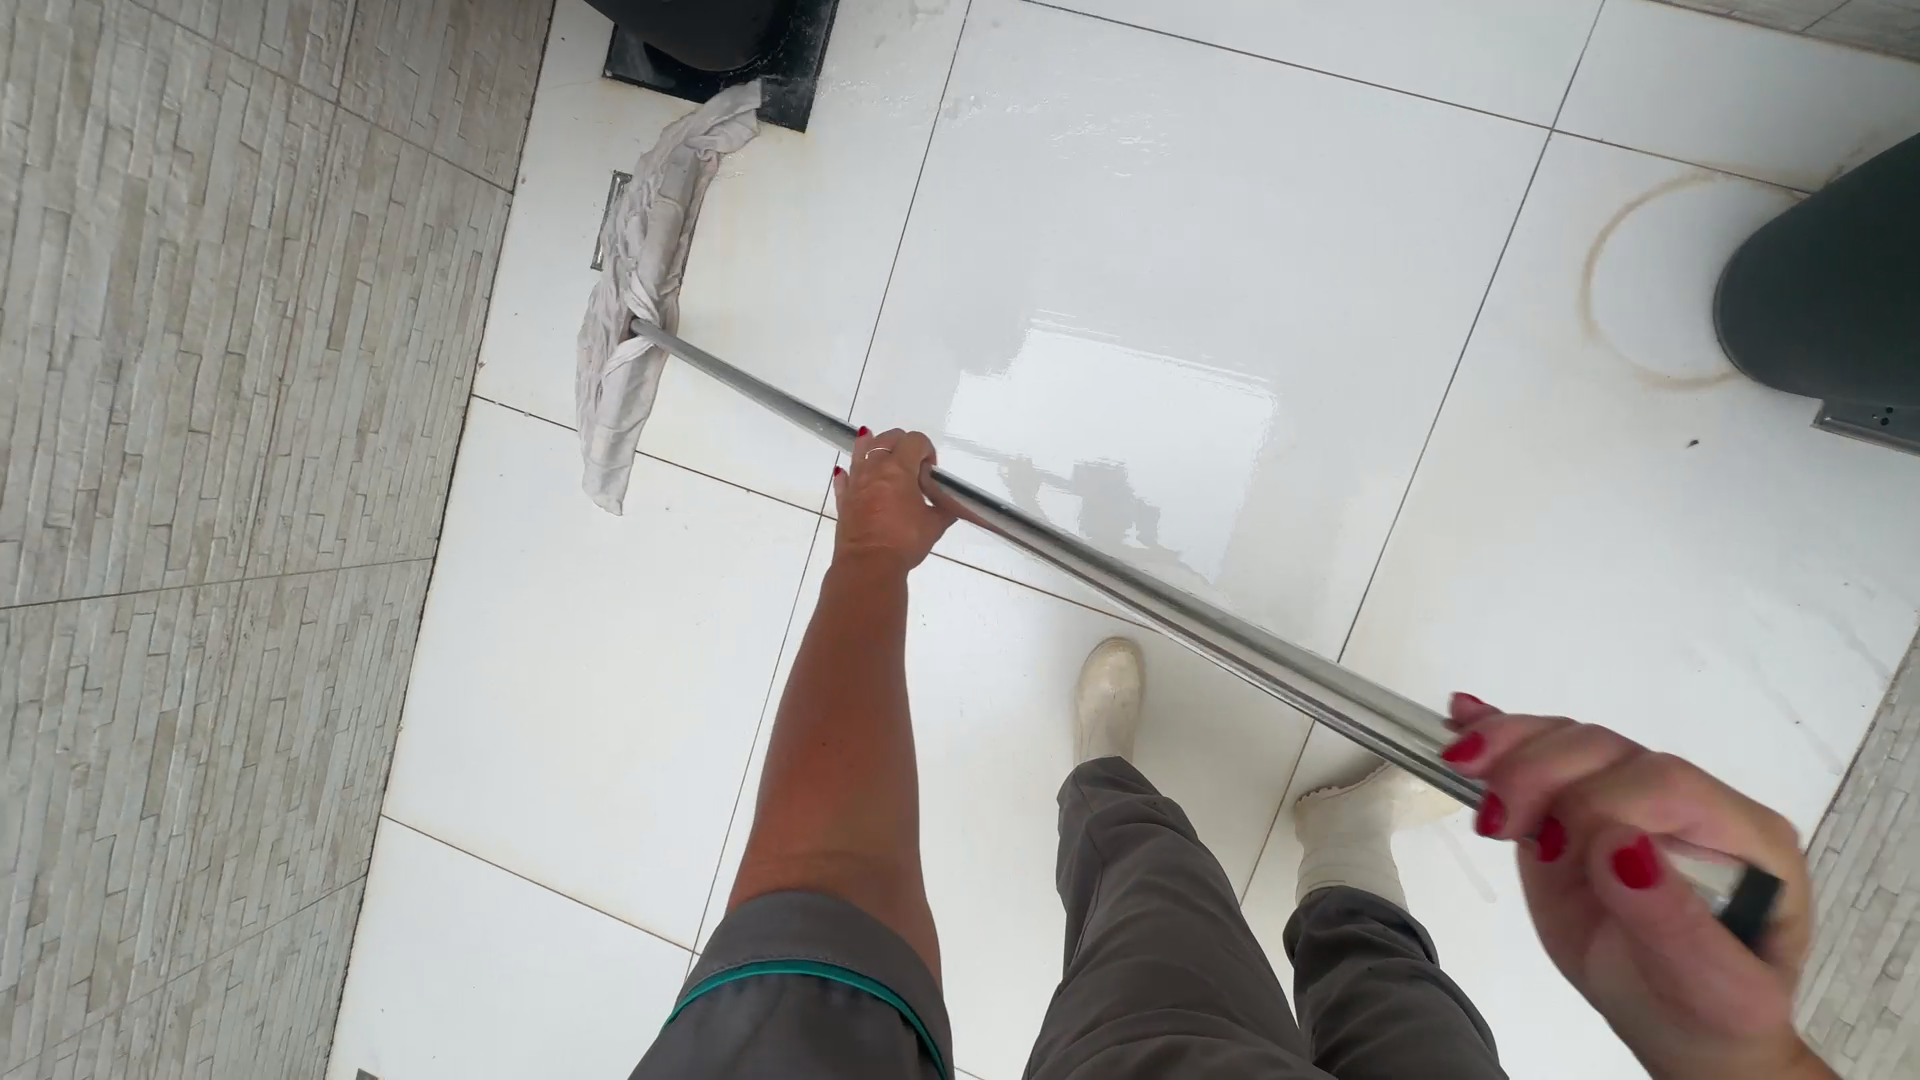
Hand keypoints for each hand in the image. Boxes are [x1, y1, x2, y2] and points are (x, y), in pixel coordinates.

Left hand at [830, 427, 955, 572]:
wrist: (869, 564)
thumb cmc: (904, 541)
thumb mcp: (935, 525)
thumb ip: (945, 509)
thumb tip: (952, 506)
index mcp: (899, 468)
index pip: (915, 440)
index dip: (927, 451)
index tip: (931, 472)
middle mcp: (875, 468)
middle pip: (888, 437)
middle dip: (904, 445)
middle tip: (913, 469)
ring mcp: (856, 481)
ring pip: (862, 450)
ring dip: (875, 449)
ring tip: (885, 461)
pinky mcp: (844, 498)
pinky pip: (845, 477)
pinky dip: (853, 474)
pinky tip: (858, 478)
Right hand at [1441, 694, 1827, 1079]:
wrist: (1666, 1013)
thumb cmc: (1701, 1007)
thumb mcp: (1708, 986)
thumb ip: (1671, 918)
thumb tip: (1618, 845)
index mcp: (1740, 834)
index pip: (1663, 781)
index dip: (1598, 802)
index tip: (1556, 853)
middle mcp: (1681, 798)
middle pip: (1600, 747)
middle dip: (1532, 772)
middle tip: (1490, 824)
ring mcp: (1618, 790)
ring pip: (1559, 737)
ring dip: (1500, 744)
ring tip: (1459, 768)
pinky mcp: (1563, 797)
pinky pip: (1532, 745)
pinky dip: (1491, 726)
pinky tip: (1460, 715)